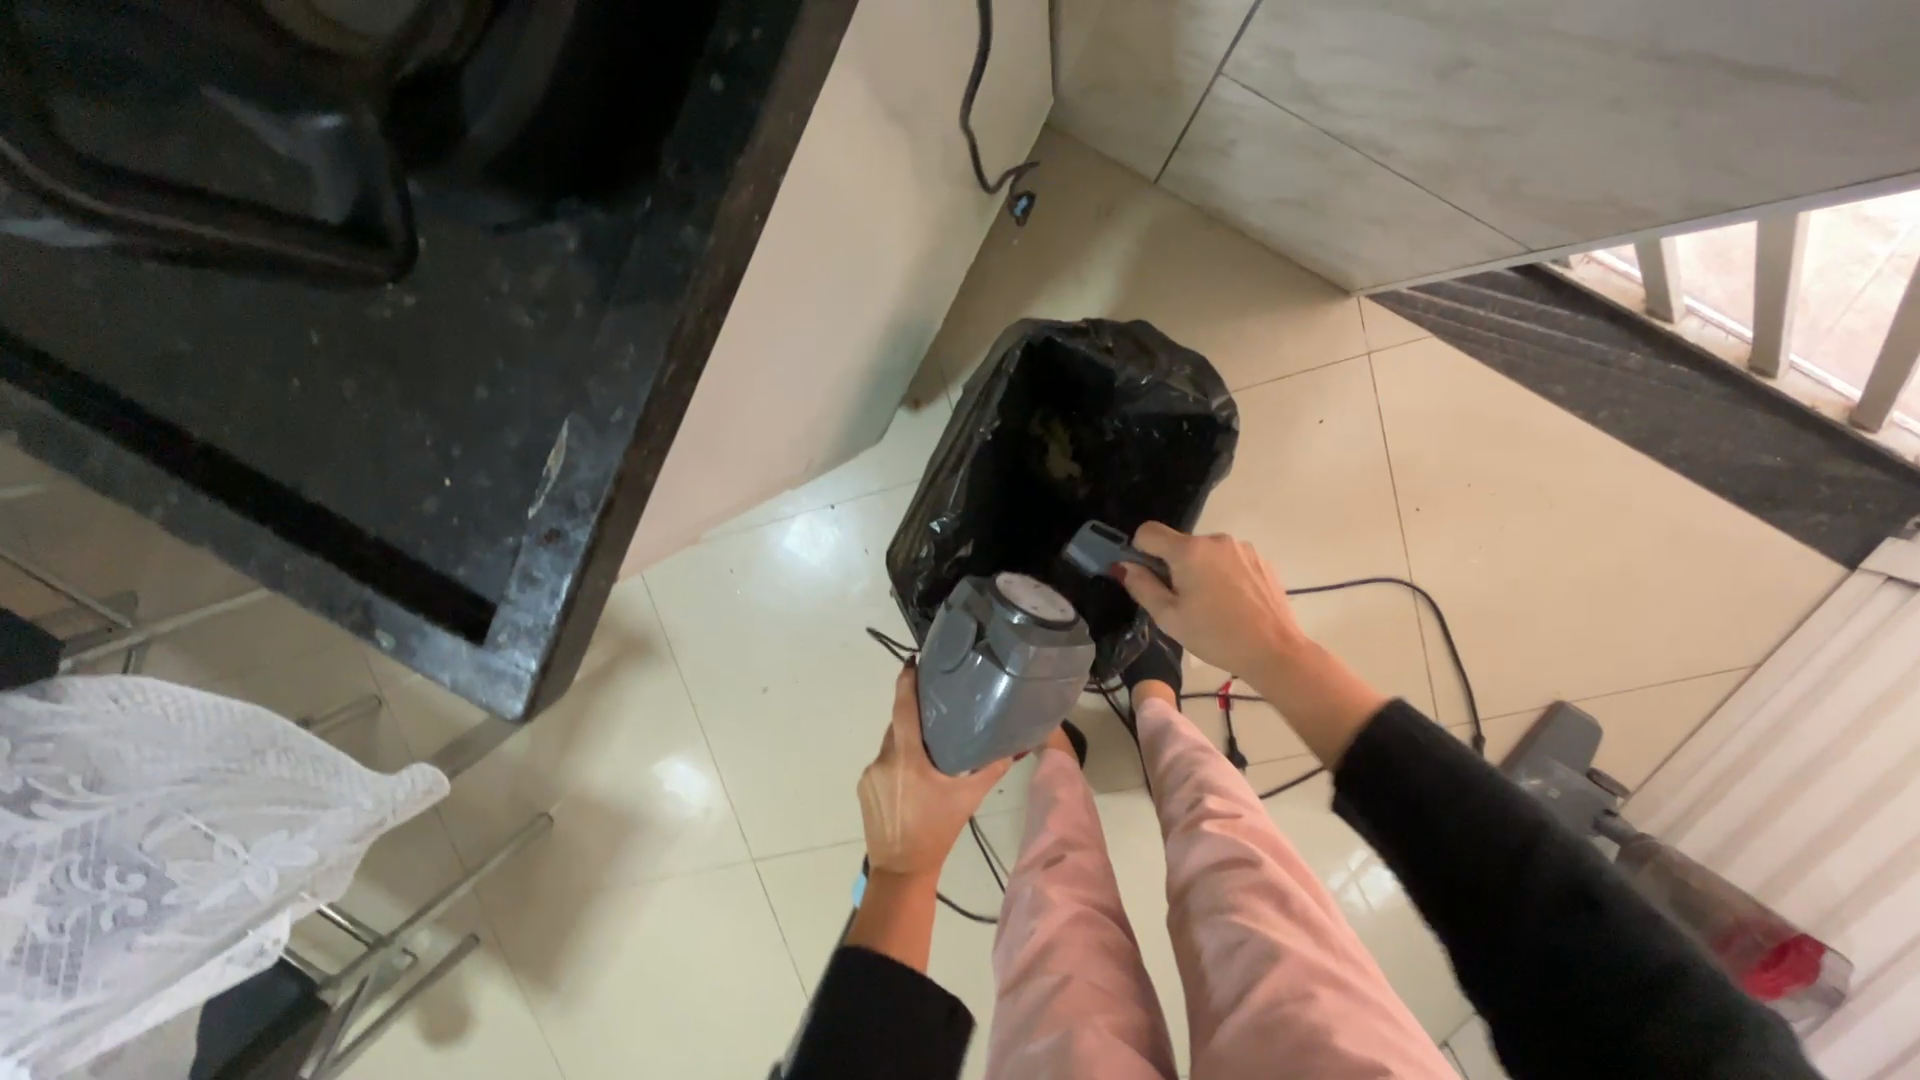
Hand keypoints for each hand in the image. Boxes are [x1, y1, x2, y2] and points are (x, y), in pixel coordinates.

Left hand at [858, 665, 1012, 879]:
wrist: (901, 869)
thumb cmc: (936, 830)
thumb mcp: (967, 799)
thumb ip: (990, 769)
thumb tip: (1015, 747)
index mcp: (906, 757)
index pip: (903, 708)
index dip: (906, 681)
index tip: (912, 661)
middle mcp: (883, 759)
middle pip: (896, 725)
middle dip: (912, 716)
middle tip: (934, 707)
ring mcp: (869, 774)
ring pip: (889, 745)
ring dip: (906, 743)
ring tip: (929, 748)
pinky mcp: (863, 788)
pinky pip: (882, 764)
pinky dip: (896, 762)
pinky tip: (912, 777)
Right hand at [1116, 522, 1305, 678]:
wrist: (1274, 650)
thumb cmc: (1214, 636)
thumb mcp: (1168, 617)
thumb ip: (1141, 586)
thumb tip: (1124, 565)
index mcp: (1188, 551)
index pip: (1148, 531)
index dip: (1140, 550)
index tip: (1148, 576)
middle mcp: (1215, 540)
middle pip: (1180, 544)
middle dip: (1174, 566)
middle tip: (1182, 602)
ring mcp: (1242, 548)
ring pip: (1206, 553)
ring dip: (1200, 570)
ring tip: (1212, 605)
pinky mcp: (1261, 560)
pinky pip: (1229, 560)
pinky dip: (1224, 575)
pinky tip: (1233, 604)